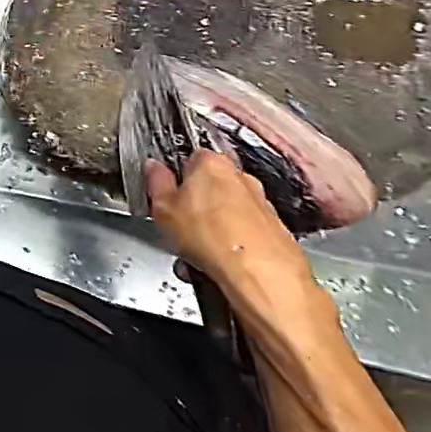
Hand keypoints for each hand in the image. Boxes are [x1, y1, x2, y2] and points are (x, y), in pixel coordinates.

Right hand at [145, 151, 312, 296]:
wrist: (262, 275)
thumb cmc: (211, 237)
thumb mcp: (162, 207)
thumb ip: (156, 181)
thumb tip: (154, 168)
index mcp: (212, 164)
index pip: (189, 156)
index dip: (174, 175)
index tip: (164, 191)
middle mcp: (241, 178)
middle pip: (209, 184)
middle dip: (194, 202)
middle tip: (177, 222)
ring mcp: (262, 203)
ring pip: (225, 210)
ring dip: (211, 225)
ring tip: (196, 250)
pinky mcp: (276, 229)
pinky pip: (243, 230)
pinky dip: (231, 241)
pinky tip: (218, 260)